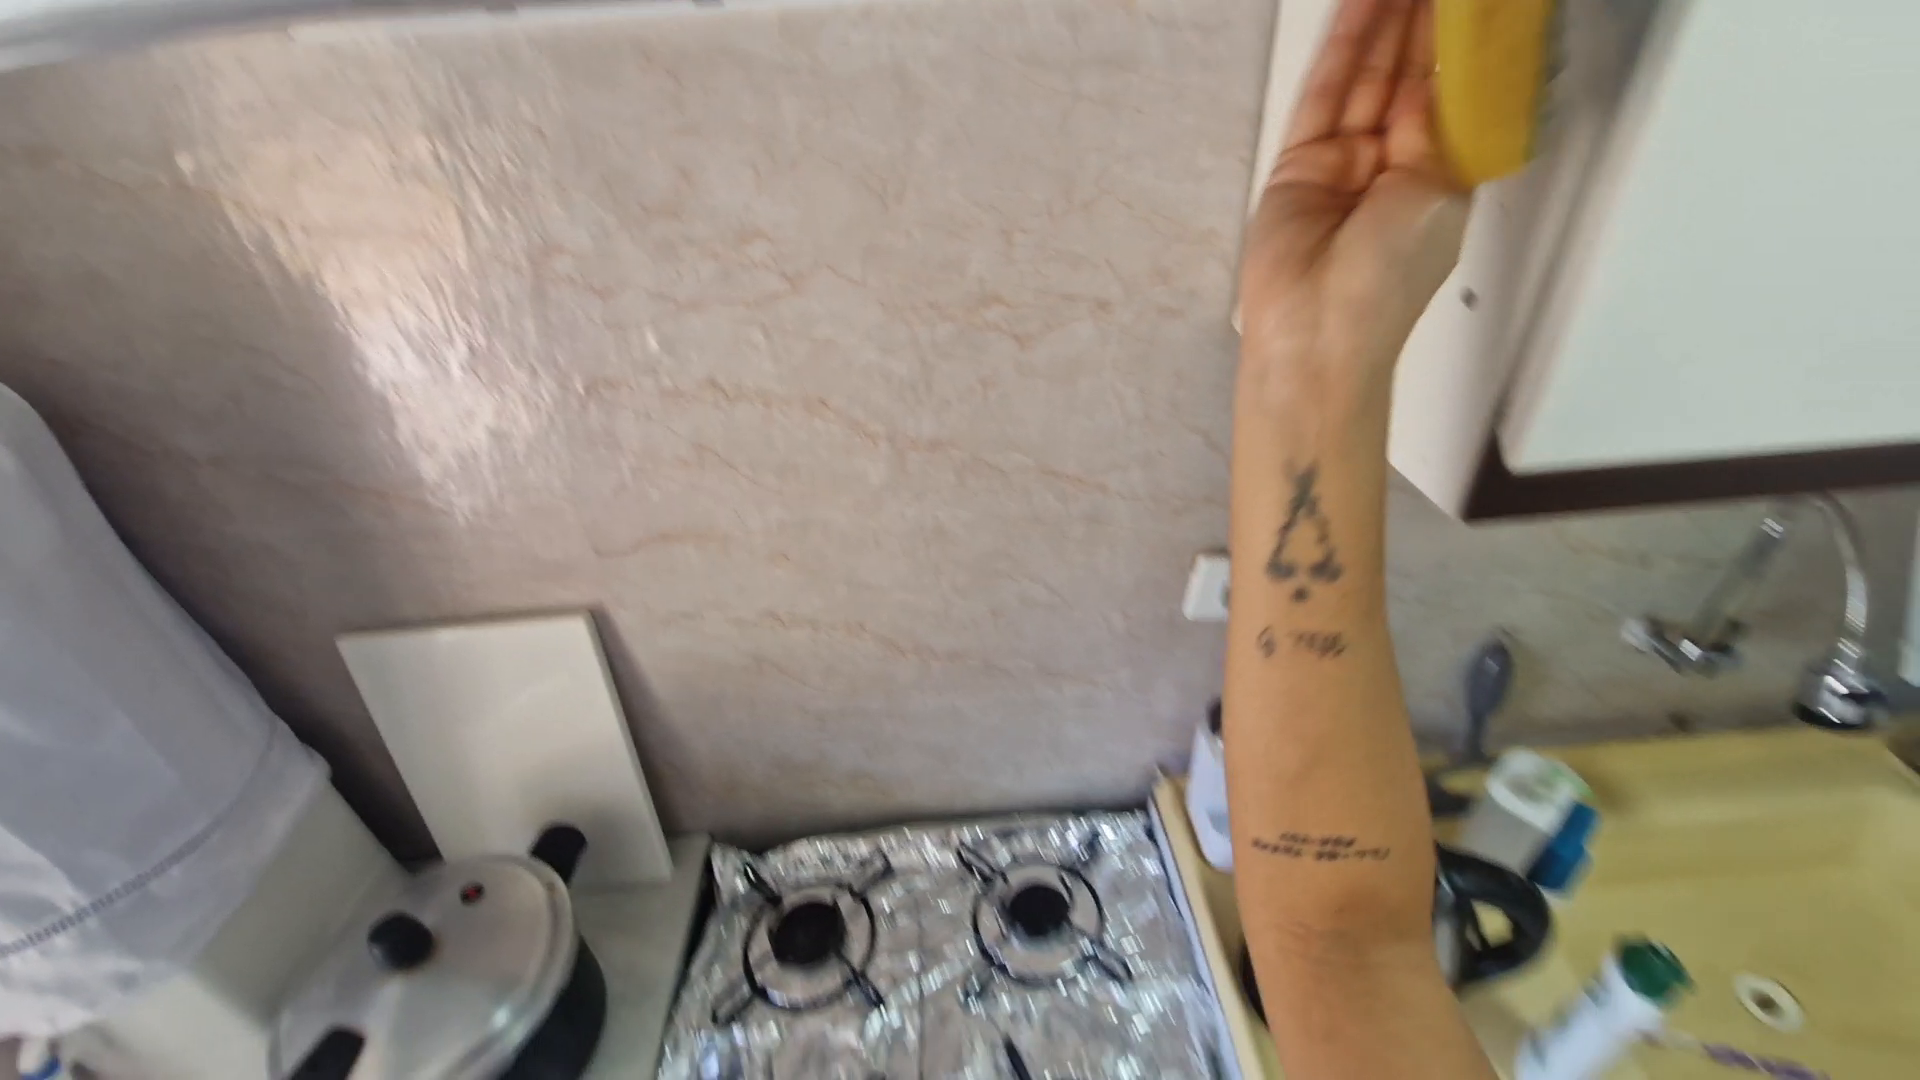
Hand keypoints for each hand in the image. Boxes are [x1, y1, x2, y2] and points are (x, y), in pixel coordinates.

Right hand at [1239, 0, 1468, 387]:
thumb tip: (1428, 72)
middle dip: (1424, 14)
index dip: (1463, 37)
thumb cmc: (1386, 277)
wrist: (1315, 332)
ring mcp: (1341, 162)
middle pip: (1409, 73)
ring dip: (1387, 16)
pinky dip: (1343, 46)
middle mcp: (1389, 162)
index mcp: (1436, 176)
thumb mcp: (1435, 192)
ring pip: (1367, 74)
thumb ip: (1432, 126)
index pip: (1451, 92)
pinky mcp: (1297, 164)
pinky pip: (1324, 94)